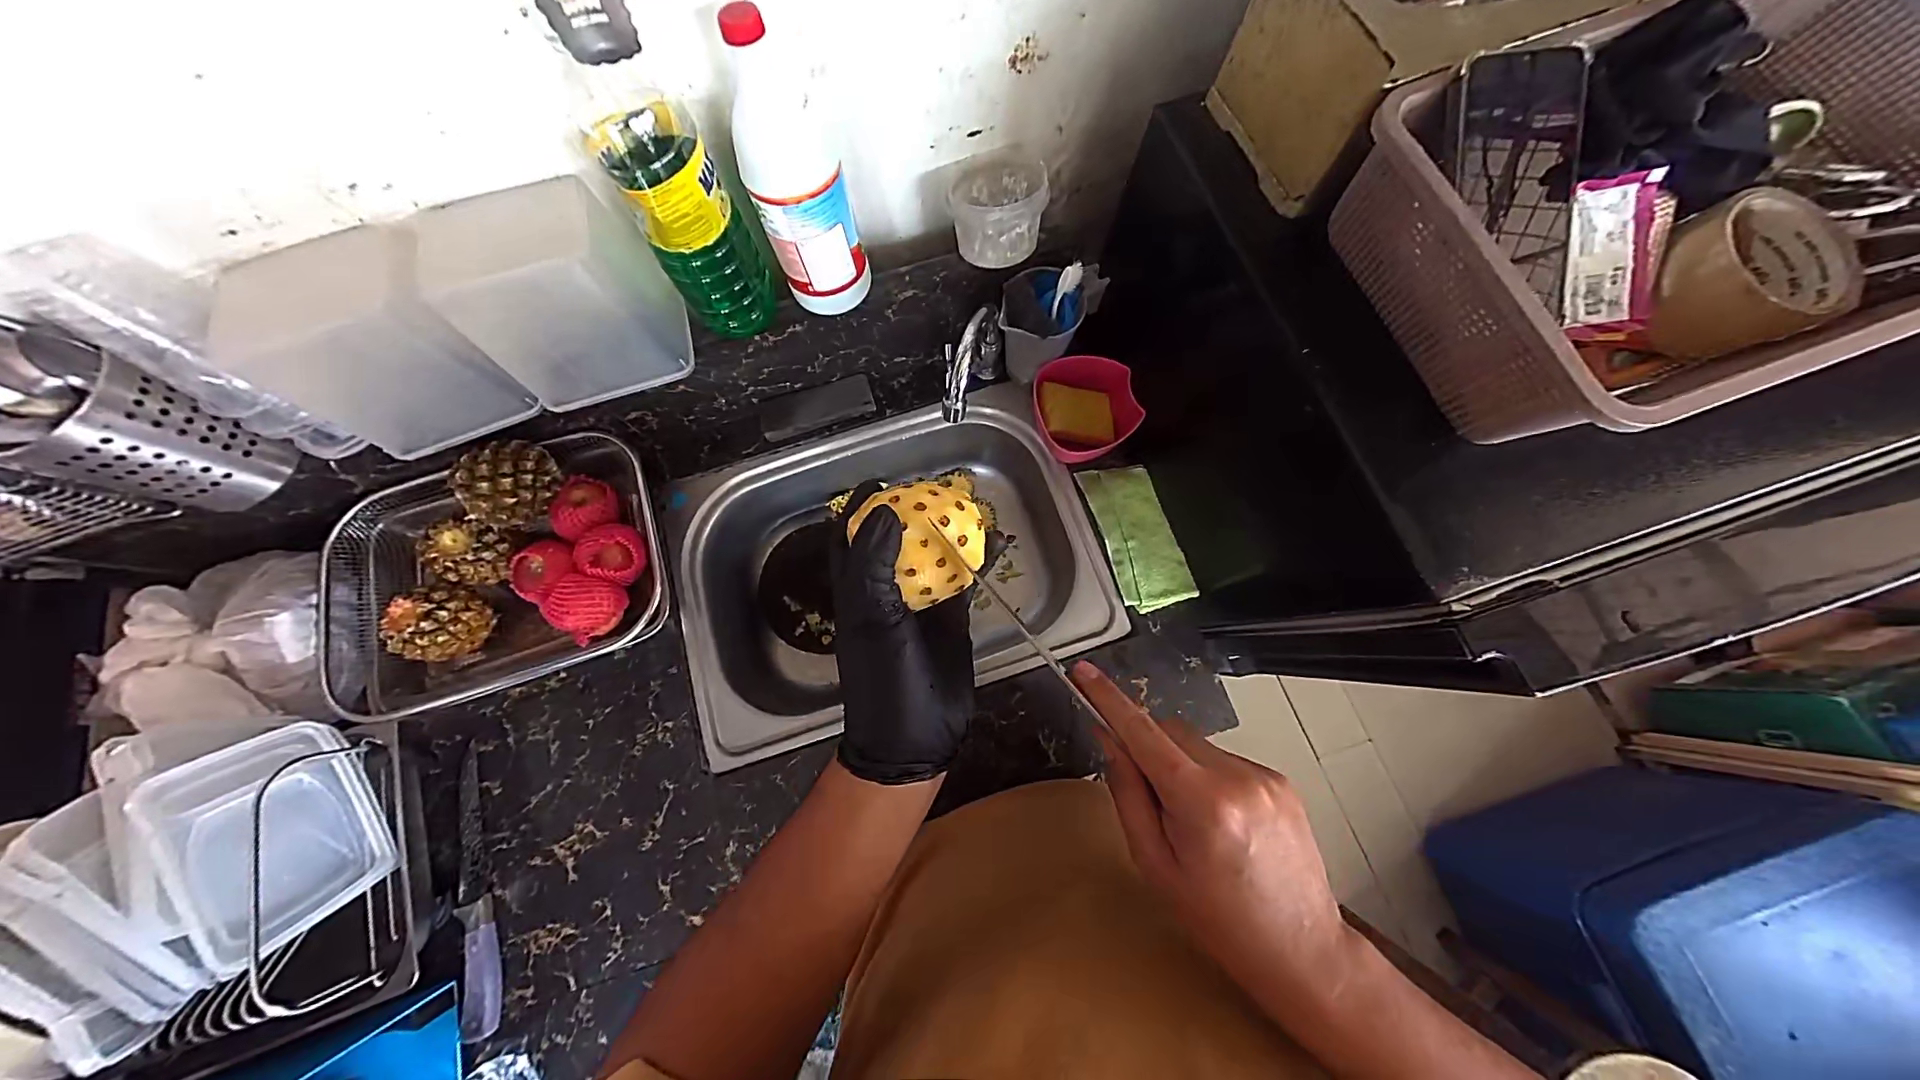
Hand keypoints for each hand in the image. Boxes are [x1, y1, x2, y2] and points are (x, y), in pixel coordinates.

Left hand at [830, 480, 1002, 784]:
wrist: (913, 736)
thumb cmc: (882, 677)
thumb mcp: (871, 618)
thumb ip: (873, 564)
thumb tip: (884, 511)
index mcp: (857, 590)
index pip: (853, 538)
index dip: (861, 508)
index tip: (880, 481)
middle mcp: (887, 591)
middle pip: (897, 541)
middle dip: (913, 514)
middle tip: (934, 491)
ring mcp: (921, 605)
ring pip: (934, 558)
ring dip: (949, 534)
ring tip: (967, 508)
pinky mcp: (951, 620)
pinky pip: (964, 582)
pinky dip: (979, 562)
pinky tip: (998, 544)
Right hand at [1071, 661, 1351, 994]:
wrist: (1300, 950)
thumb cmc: (1220, 919)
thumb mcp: (1154, 863)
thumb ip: (1127, 794)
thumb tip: (1110, 742)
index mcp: (1202, 803)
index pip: (1143, 732)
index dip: (1108, 699)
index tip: (1085, 674)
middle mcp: (1238, 778)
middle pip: (1170, 731)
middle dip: (1148, 749)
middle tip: (1150, 800)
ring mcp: (1264, 776)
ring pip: (1196, 744)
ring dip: (1180, 765)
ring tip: (1194, 823)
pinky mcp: (1279, 779)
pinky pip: (1223, 758)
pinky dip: (1208, 776)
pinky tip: (1221, 822)